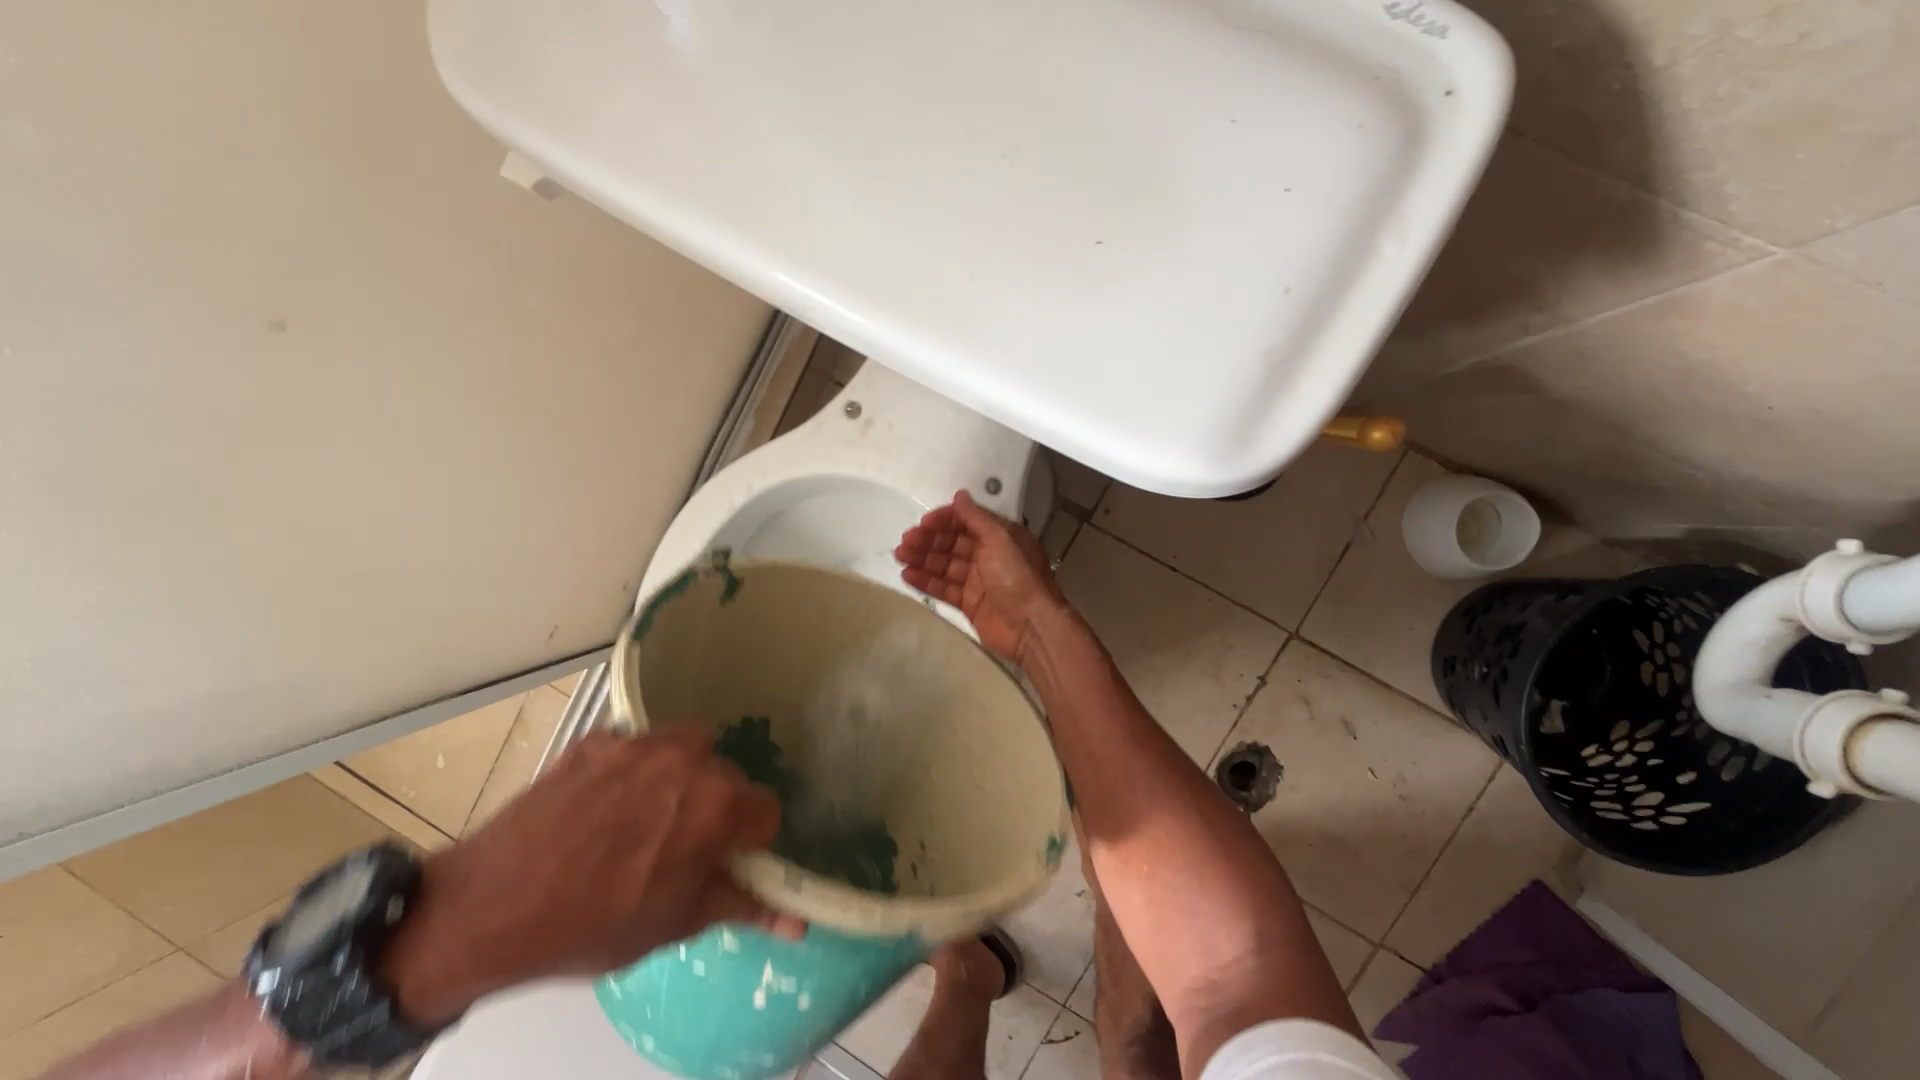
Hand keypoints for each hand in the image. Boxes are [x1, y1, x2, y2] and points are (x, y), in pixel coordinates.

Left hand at [380, 727, 802, 1025]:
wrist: (487, 908)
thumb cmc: (592, 924)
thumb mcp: (676, 924)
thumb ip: (744, 908)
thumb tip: (798, 923)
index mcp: (717, 805)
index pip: (766, 811)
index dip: (750, 843)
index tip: (723, 864)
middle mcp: (687, 759)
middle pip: (727, 776)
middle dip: (715, 808)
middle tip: (679, 850)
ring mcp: (637, 743)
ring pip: (685, 749)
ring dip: (680, 777)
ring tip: (643, 820)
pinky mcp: (594, 740)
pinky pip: (635, 746)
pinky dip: (633, 769)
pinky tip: (602, 808)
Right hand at [895, 489, 1068, 663]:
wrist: (1032, 627)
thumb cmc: (1018, 578)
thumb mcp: (1001, 540)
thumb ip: (977, 518)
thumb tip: (960, 496)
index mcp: (1000, 537)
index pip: (966, 522)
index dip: (944, 520)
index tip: (923, 524)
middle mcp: (989, 555)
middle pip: (952, 543)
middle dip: (928, 540)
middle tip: (905, 542)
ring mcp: (978, 581)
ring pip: (945, 565)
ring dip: (922, 559)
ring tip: (899, 556)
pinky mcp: (969, 604)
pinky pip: (944, 588)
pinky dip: (926, 581)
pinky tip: (907, 576)